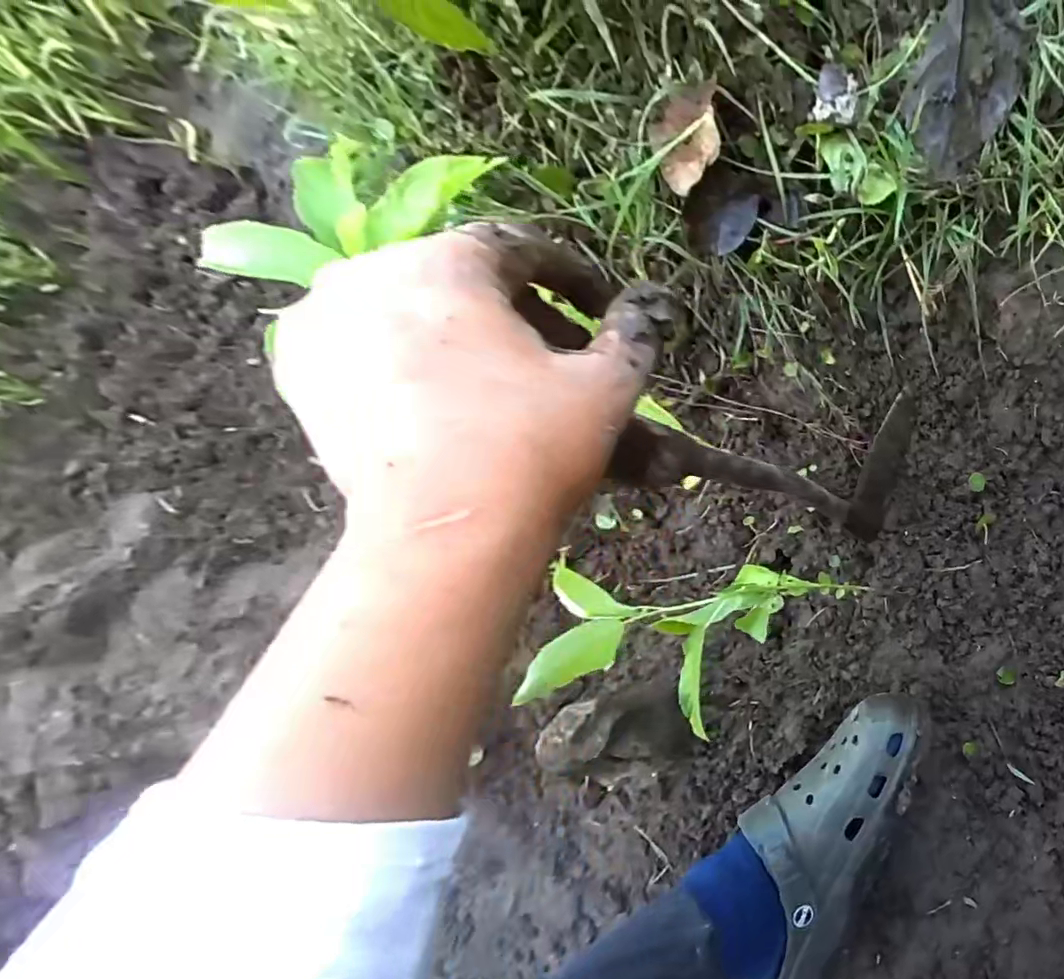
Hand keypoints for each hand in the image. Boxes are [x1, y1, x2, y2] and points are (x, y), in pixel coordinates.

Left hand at [274, 223, 663, 544]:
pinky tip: (459, 406)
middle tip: (565, 356)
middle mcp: (365, 277)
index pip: (518, 248)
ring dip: (473, 338)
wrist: (450, 528)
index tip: (603, 311)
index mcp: (444, 266)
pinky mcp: (302, 378)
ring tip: (513, 385)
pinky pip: (376, 350)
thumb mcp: (606, 387)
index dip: (573, 277)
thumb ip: (631, 338)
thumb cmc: (534, 443)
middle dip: (524, 312)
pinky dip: (424, 365)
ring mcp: (320, 327)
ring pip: (417, 313)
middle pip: (464, 280)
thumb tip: (644, 314)